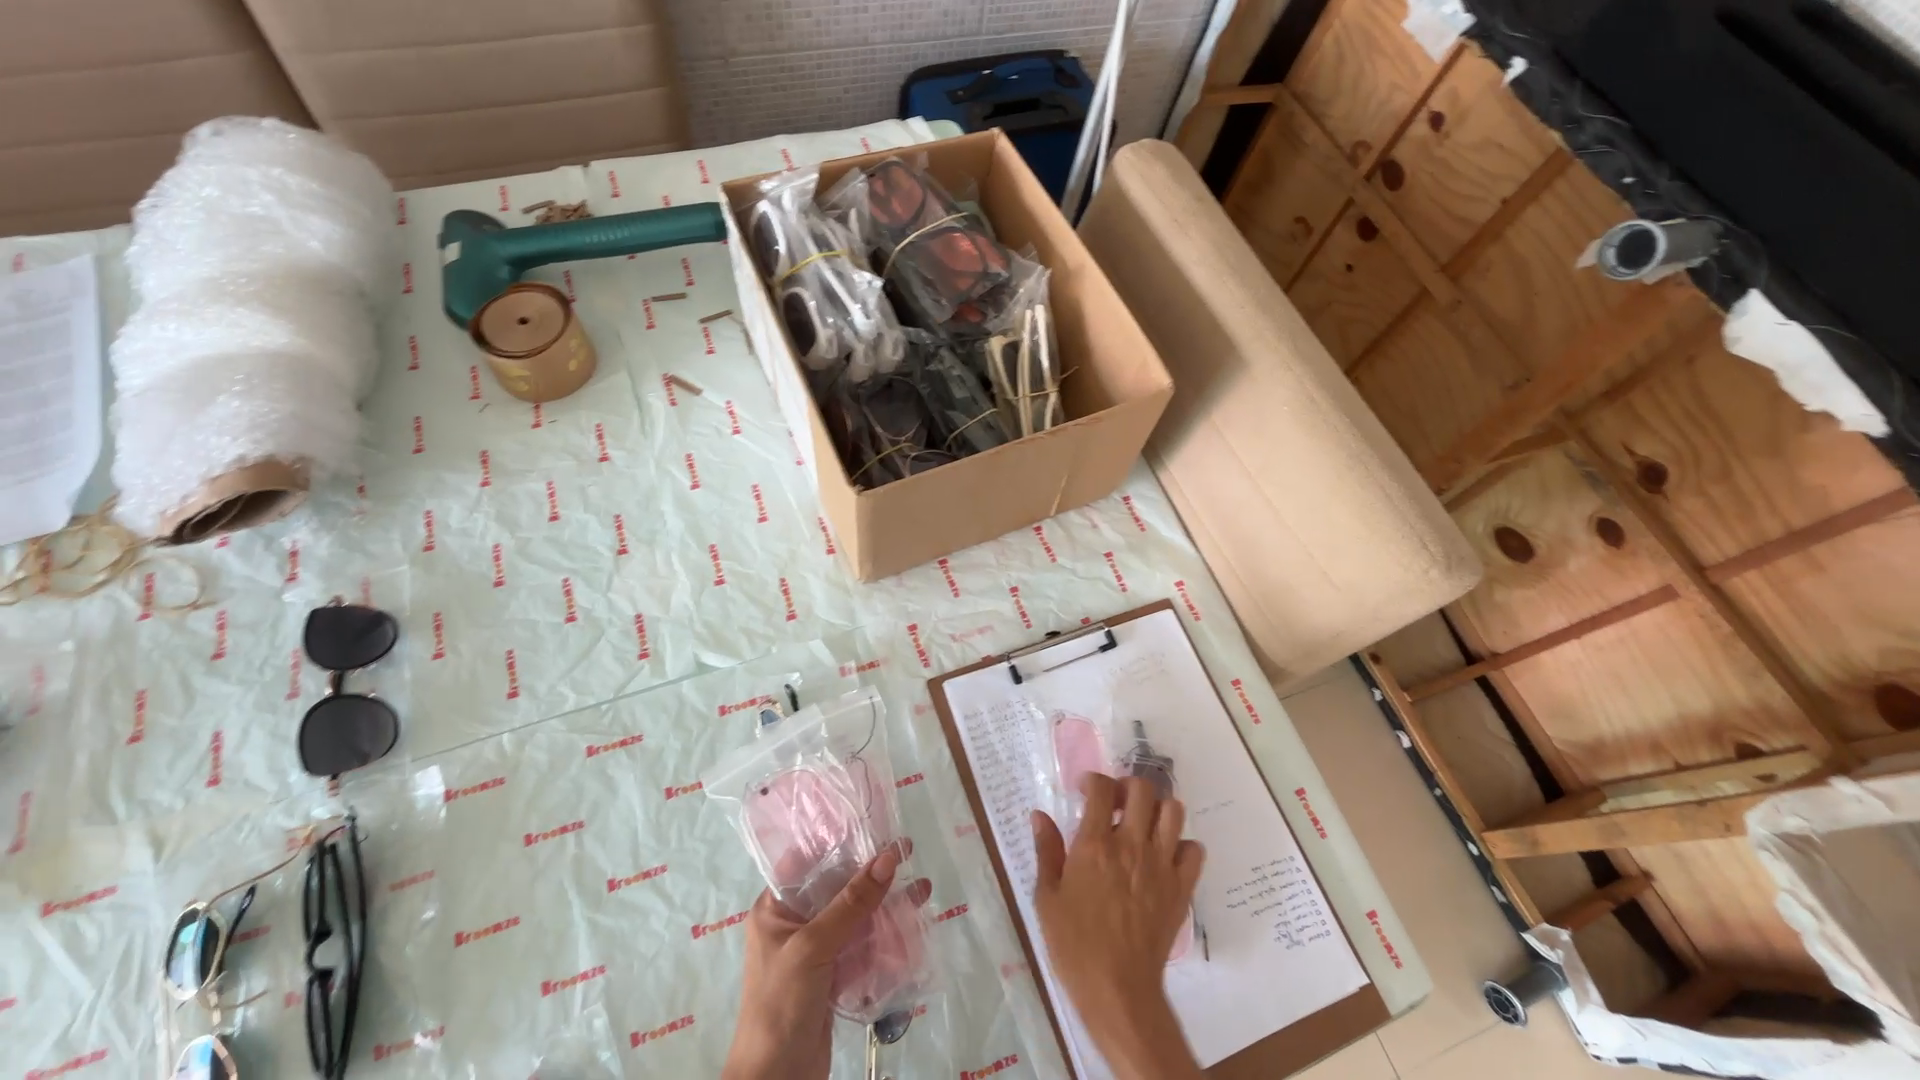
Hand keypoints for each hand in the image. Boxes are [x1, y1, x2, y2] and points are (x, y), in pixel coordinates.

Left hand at [723, 841, 931, 1079]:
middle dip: (873, 874)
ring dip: (886, 905)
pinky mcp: (834, 978)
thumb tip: (888, 857)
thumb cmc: (780, 1004)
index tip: (877, 828)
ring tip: (922, 890)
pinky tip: (913, 927)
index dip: (841, 843)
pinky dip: (887, 937)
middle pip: (838, 889)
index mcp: (774, 910)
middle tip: (908, 854)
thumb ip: (852, 903)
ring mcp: (815, 953)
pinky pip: (864, 948)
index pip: (807, 863)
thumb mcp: (814, 946)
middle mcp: (793, 926)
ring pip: (856, 918)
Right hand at [1032, 774, 1204, 1079]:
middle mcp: (1131, 846)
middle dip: (1127, 786)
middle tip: (1115, 803)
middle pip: (1142, 789)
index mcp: (1094, 845)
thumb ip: (1046, 850)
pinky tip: (1165, 856)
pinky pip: (1194, 850)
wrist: (1117, 988)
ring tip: (1142, 823)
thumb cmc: (1073, 944)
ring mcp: (1162, 865)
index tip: (1085, 790)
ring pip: (1173, 811)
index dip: (1092, 780)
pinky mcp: (1182, 887)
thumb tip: (1040, 815)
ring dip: (1157, 809)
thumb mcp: (1047, 897)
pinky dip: (1182, 845)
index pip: (1101, 788)